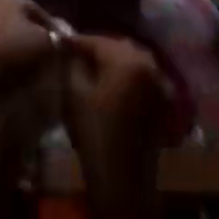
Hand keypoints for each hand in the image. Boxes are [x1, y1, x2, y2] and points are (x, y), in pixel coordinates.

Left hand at [0, 0, 62, 75]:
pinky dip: (4, 60)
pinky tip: (14, 73)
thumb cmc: (11, 49)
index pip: (39, 12)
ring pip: (7, 38)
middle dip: (35, 38)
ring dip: (19, 51)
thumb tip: (56, 42)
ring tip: (33, 69)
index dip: (54, 29)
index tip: (64, 46)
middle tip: (49, 57)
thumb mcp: (45, 42)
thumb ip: (55, 39)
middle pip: (21, 23)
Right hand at [63, 36, 166, 210]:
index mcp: (128, 60)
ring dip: (110, 61)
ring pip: (131, 61)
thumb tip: (67, 50)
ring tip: (87, 70)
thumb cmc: (94, 133)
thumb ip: (71, 64)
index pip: (96, 40)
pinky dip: (124, 75)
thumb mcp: (73, 93)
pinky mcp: (162, 100)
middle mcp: (150, 64)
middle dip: (94, 49)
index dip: (74, 41)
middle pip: (117, 47)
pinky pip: (140, 77)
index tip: (56, 44)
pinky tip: (107, 86)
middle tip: (71, 56)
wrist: (124, 178)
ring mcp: (160, 82)